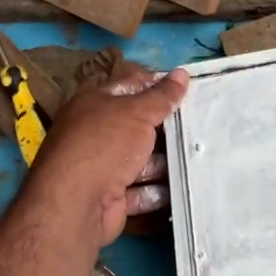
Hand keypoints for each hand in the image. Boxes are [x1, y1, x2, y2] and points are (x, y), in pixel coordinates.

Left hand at [27, 67, 187, 248]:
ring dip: (163, 162)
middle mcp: (95, 133)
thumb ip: (161, 96)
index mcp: (95, 104)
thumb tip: (182, 73)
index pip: (131, 87)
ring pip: (140, 161)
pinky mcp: (109, 198)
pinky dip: (156, 191)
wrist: (76, 203)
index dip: (158, 86)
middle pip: (137, 126)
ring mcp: (101, 168)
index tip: (187, 88)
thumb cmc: (106, 143)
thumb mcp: (137, 112)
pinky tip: (180, 188)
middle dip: (165, 128)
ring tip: (197, 158)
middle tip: (199, 126)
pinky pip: (138, 191)